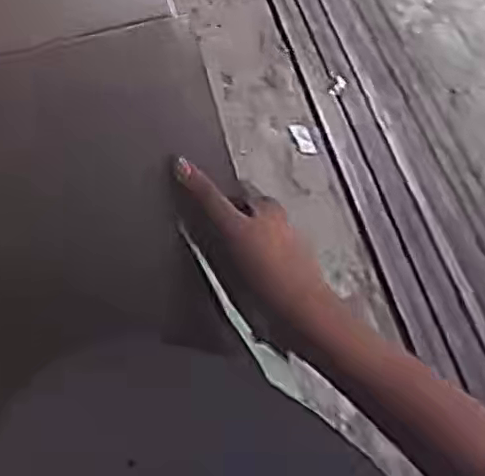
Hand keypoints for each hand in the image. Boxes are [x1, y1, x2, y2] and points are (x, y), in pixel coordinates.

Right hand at [174, 157, 341, 337]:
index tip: (202, 197)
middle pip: (248, 216)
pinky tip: (237, 279)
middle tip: (209, 227)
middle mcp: (283, 229)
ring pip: (255, 243)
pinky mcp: (285, 283)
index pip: (239, 190)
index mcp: (271, 209)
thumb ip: (205, 195)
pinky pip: (260, 268)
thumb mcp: (228, 225)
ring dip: (238, 247)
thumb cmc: (271, 269)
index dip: (219, 194)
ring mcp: (287, 258)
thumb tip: (182, 164)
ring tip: (220, 255)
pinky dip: (247, 270)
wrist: (302, 320)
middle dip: (230, 220)